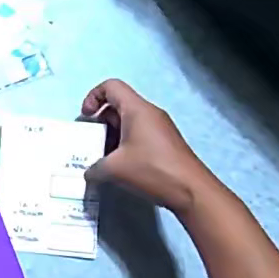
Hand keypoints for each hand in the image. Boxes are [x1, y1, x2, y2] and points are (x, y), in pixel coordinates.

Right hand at [80, 79, 217, 213]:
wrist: (192, 190)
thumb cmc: (152, 169)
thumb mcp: (115, 169)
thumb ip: (95, 169)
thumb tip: (88, 174)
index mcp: (137, 109)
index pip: (111, 86)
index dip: (93, 96)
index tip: (87, 118)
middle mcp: (149, 113)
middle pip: (118, 104)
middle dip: (100, 121)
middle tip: (90, 142)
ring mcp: (159, 128)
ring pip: (128, 122)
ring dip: (111, 136)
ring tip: (102, 158)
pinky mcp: (164, 143)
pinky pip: (138, 134)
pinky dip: (124, 145)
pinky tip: (119, 166)